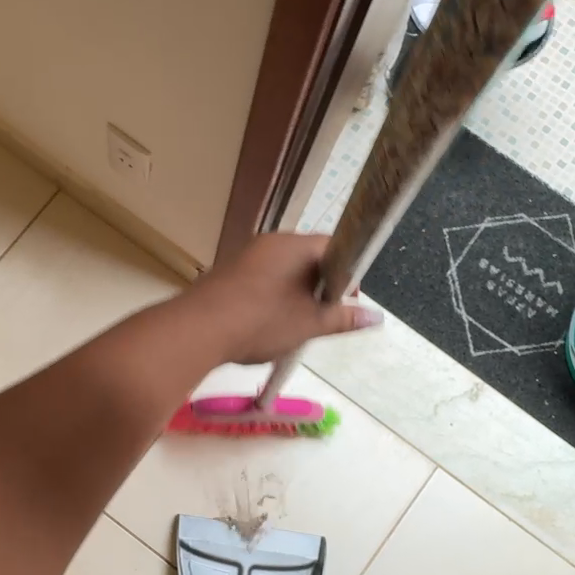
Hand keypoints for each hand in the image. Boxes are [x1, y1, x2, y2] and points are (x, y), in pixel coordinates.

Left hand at [182, 233, 381, 364]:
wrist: (197, 330)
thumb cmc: (261, 321)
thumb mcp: (308, 324)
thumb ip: (342, 318)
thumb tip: (377, 317)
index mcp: (293, 244)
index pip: (334, 246)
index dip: (348, 274)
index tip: (347, 302)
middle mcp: (268, 243)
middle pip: (307, 261)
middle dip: (319, 290)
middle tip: (322, 321)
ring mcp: (244, 259)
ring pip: (282, 275)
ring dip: (294, 299)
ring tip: (294, 330)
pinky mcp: (225, 277)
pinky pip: (259, 285)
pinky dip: (270, 303)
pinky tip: (264, 329)